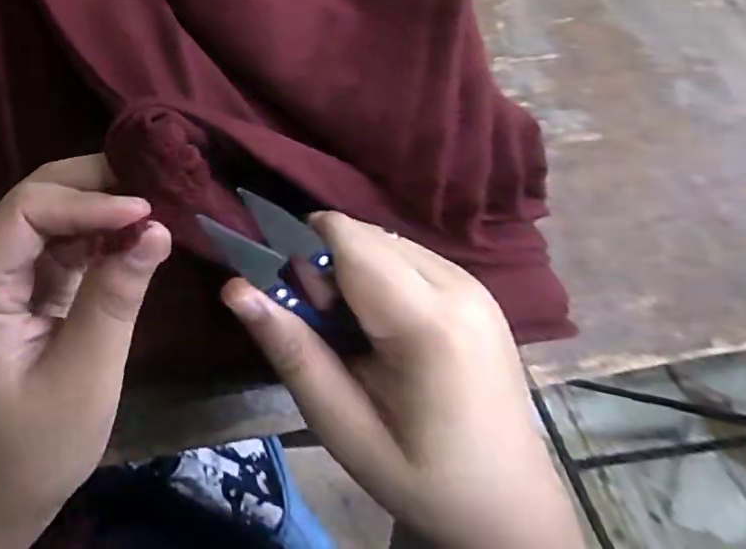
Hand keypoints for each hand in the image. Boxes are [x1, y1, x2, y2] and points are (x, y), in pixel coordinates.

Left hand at [0, 155, 172, 548]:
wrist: (7, 484)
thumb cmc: (38, 443)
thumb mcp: (84, 377)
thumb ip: (115, 298)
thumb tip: (159, 230)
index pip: (26, 211)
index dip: (84, 202)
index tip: (143, 211)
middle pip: (36, 195)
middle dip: (93, 184)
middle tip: (155, 185)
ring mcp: (9, 267)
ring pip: (54, 206)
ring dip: (102, 199)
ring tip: (156, 199)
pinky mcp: (34, 277)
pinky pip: (69, 234)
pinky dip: (104, 227)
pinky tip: (138, 229)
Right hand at [222, 214, 583, 548]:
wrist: (511, 513)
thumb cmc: (421, 478)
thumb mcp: (342, 426)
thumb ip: (291, 350)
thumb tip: (233, 287)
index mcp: (427, 322)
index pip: (345, 235)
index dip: (305, 254)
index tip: (303, 307)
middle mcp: (456, 285)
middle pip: (360, 232)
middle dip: (325, 263)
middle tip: (327, 327)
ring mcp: (473, 283)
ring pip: (379, 238)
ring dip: (349, 267)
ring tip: (356, 331)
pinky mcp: (476, 288)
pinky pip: (404, 253)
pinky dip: (376, 272)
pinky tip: (384, 325)